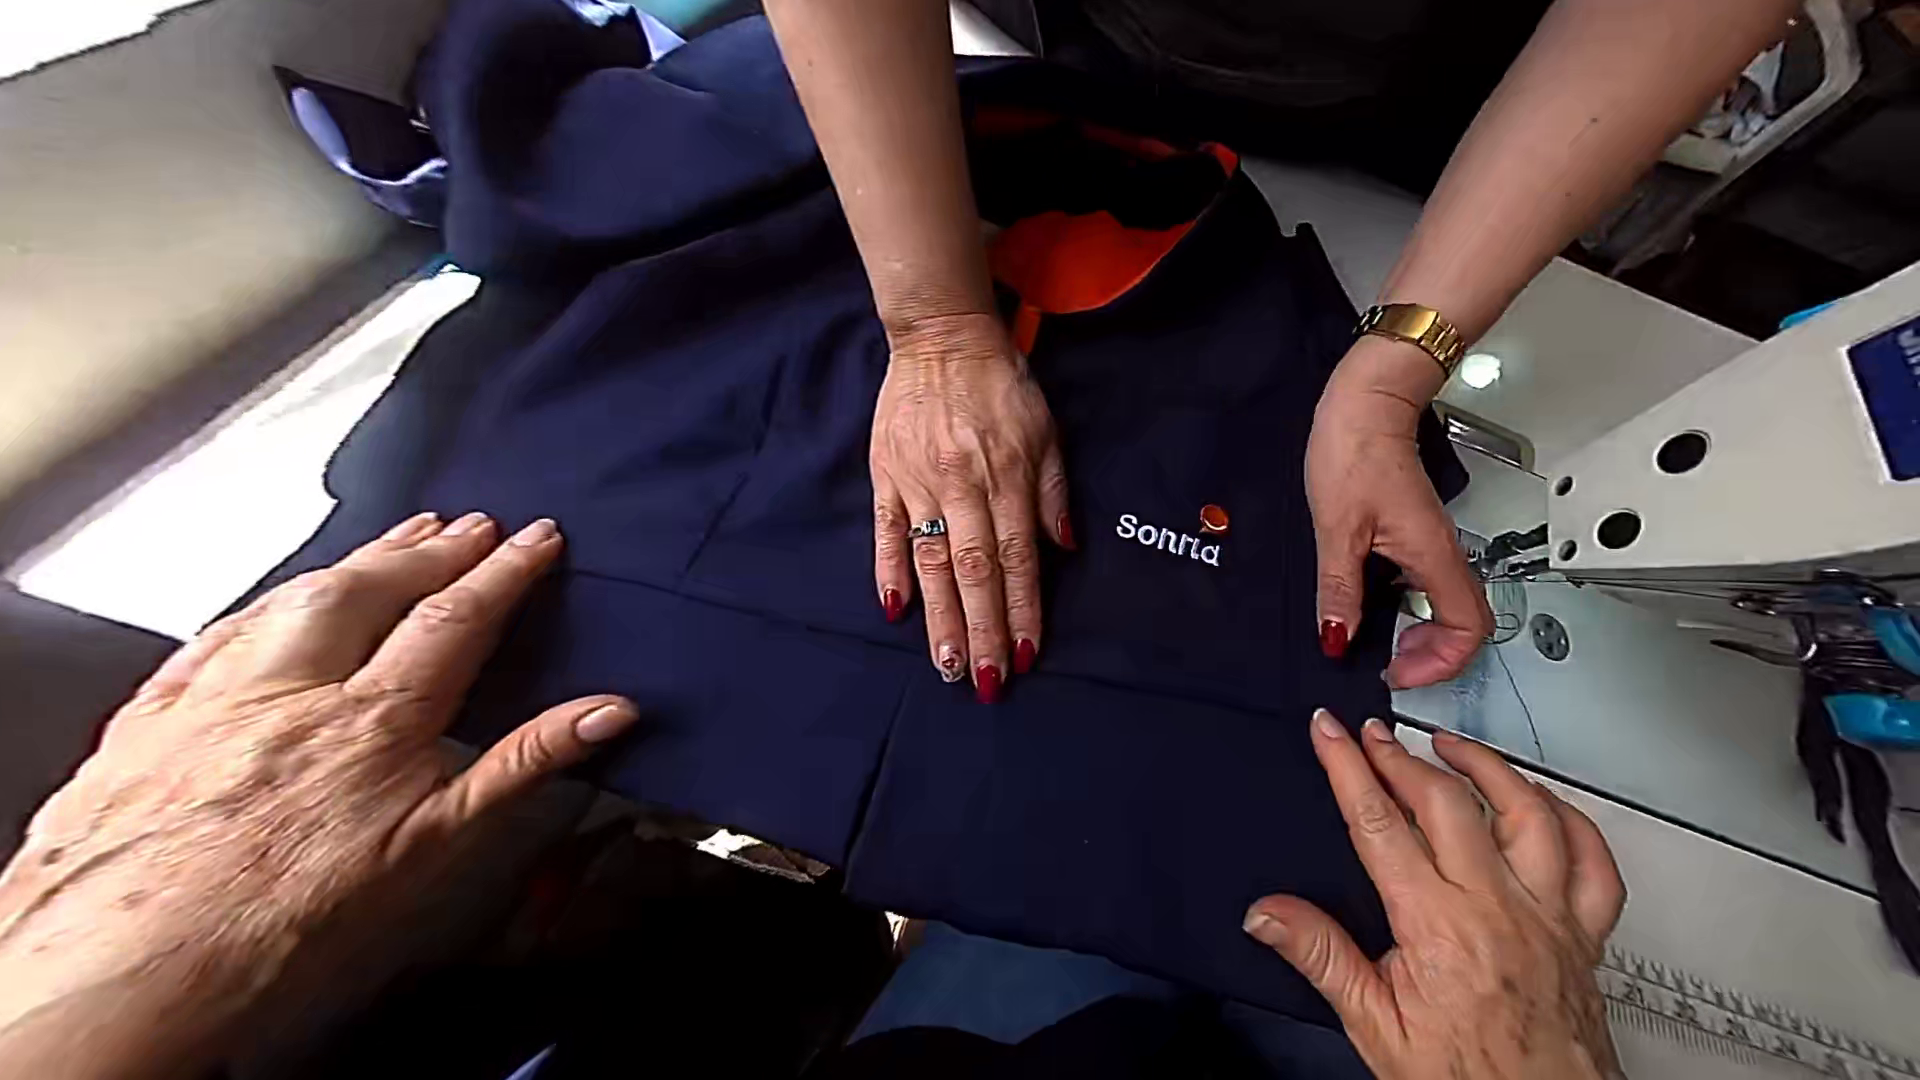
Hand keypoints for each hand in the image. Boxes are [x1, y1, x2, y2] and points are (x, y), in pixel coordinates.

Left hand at [0, 513, 637, 1076]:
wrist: (114, 1001)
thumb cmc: (296, 920)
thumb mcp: (444, 840)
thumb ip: (532, 759)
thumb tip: (611, 710)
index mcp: (370, 720)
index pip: (455, 617)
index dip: (507, 570)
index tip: (539, 536)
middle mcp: (289, 694)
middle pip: (375, 592)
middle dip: (437, 549)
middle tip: (477, 522)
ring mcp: (209, 705)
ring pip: (295, 600)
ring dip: (362, 559)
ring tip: (404, 533)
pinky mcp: (140, 731)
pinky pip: (209, 640)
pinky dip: (265, 601)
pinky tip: (287, 593)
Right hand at [871, 312, 1071, 702]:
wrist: (941, 339)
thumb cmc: (1001, 386)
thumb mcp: (1046, 430)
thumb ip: (1054, 493)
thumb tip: (1064, 549)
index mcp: (1007, 477)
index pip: (1018, 559)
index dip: (1023, 610)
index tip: (1026, 655)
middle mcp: (962, 488)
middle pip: (973, 572)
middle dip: (983, 630)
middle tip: (986, 682)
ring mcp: (918, 485)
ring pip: (930, 563)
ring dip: (939, 618)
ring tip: (947, 665)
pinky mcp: (886, 478)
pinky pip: (886, 532)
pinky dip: (889, 571)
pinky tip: (895, 611)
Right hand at [1245, 713, 1624, 1079]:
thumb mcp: (1373, 1025)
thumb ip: (1318, 955)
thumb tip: (1263, 912)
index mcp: (1437, 925)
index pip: (1378, 820)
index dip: (1347, 765)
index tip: (1328, 729)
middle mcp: (1497, 908)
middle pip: (1445, 802)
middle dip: (1399, 755)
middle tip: (1370, 731)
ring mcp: (1549, 917)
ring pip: (1528, 815)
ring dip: (1485, 767)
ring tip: (1448, 742)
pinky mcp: (1585, 935)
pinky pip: (1593, 863)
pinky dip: (1565, 817)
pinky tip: (1534, 798)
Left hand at [1306, 336, 1491, 686]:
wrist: (1364, 407)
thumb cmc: (1352, 456)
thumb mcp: (1337, 532)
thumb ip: (1339, 588)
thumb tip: (1338, 636)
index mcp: (1433, 556)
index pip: (1466, 629)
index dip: (1438, 662)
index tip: (1396, 674)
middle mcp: (1441, 553)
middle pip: (1460, 622)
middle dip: (1428, 654)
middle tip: (1385, 665)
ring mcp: (1429, 542)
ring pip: (1440, 603)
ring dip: (1415, 632)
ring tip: (1376, 644)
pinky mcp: (1411, 532)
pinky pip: (1419, 581)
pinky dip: (1401, 605)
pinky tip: (1369, 604)